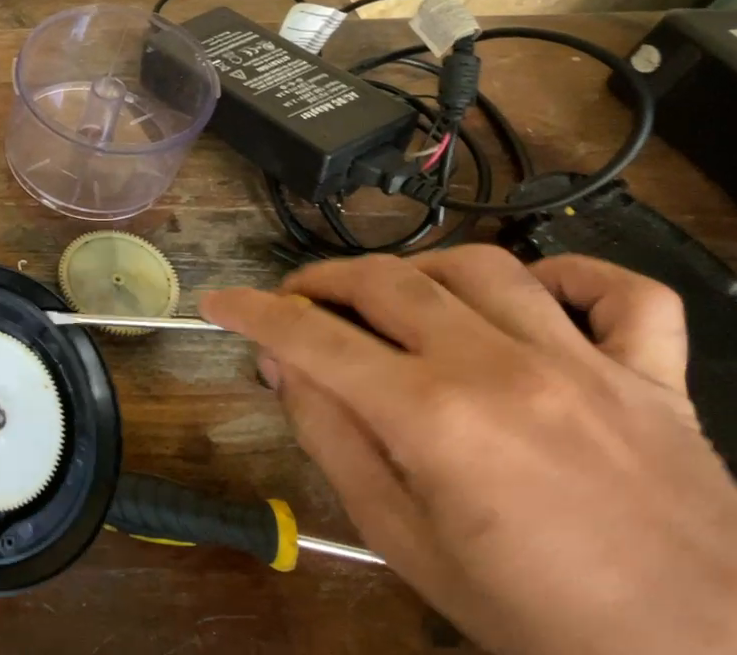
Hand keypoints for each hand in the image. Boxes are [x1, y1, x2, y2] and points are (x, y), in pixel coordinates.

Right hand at [201, 247, 736, 654]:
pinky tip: (533, 294)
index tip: (219, 303)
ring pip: (483, 266)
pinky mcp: (659, 382)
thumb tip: (283, 366)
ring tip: (393, 297)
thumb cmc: (530, 611)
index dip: (252, 312)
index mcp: (435, 417)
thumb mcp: (398, 536)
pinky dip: (573, 277)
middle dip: (319, 281)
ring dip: (417, 270)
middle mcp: (505, 370)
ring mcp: (590, 367)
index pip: (313, 337)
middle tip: (294, 302)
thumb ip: (331, 438)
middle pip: (386, 282)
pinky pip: (624, 295)